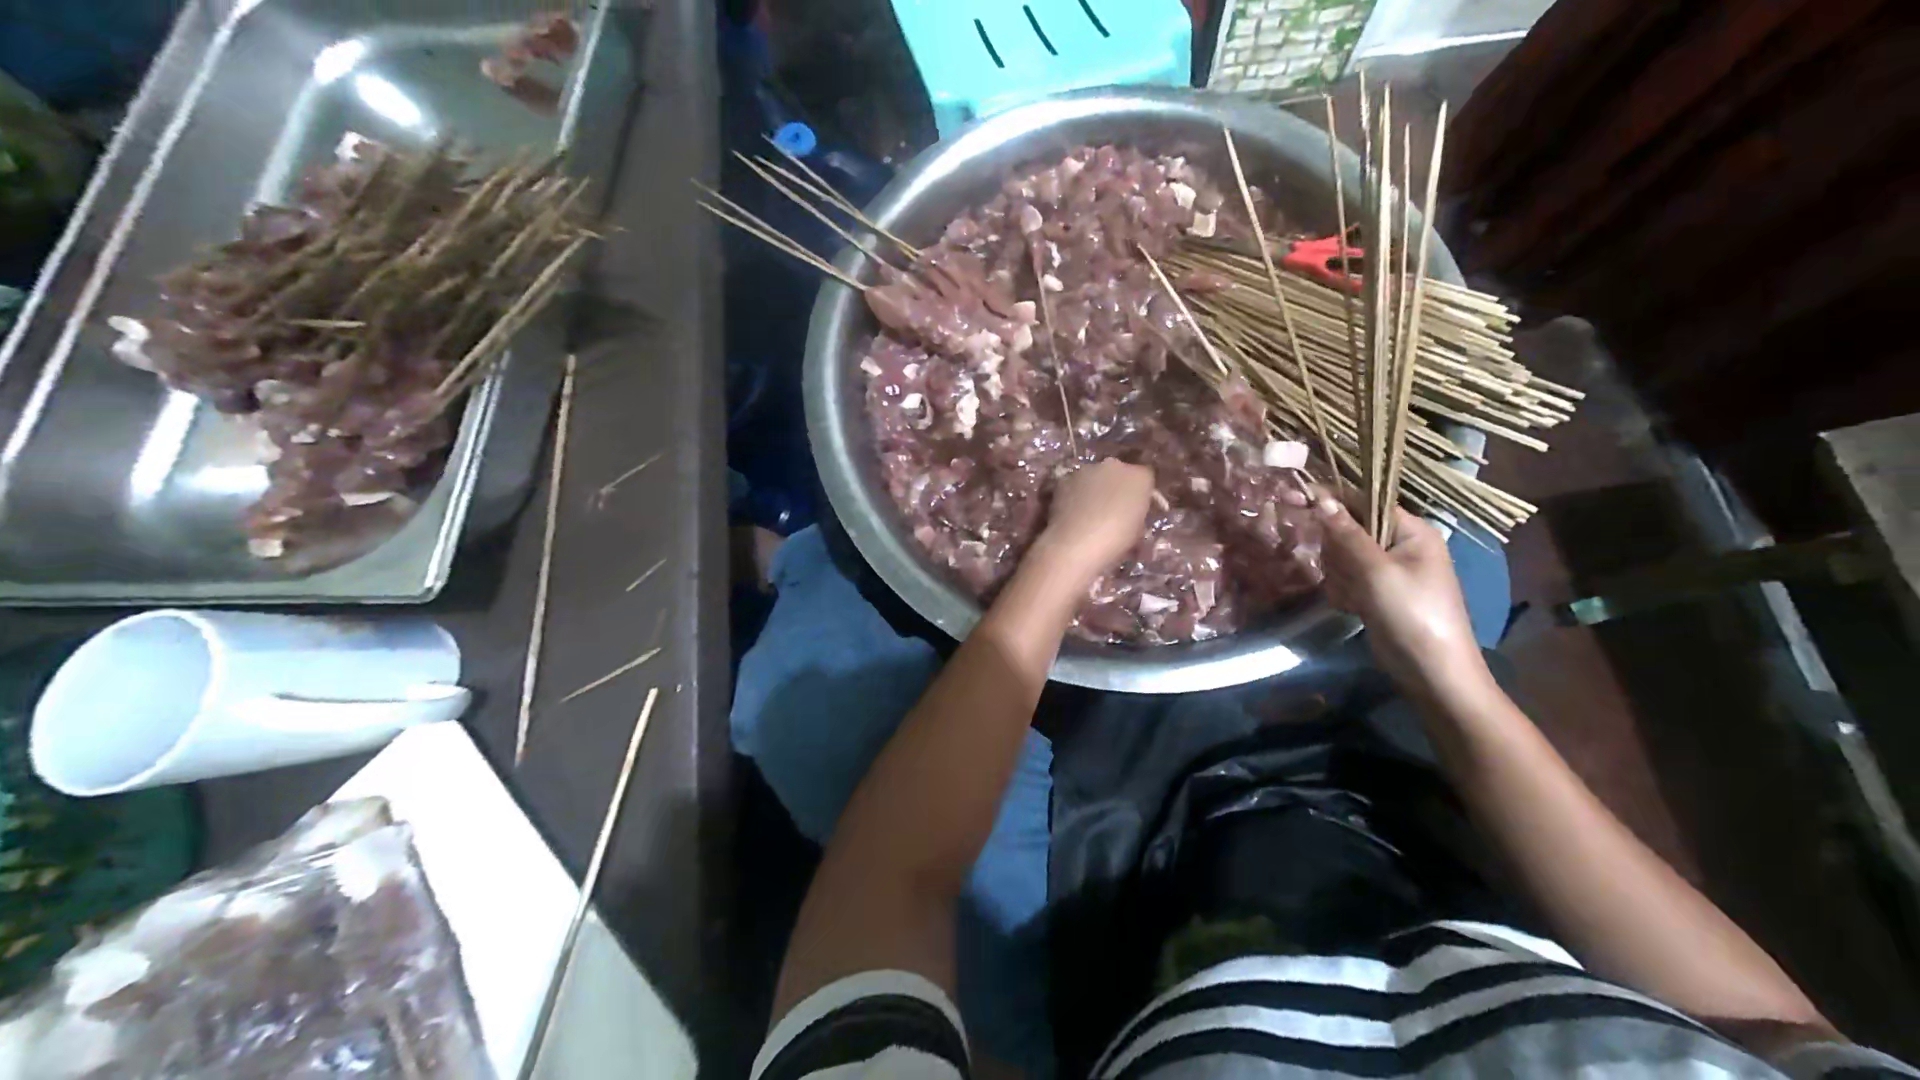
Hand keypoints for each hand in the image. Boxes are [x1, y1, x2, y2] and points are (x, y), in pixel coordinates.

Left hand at [1034, 459, 1154, 580]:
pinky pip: (1075, 484)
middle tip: (1112, 508)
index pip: (1145, 476)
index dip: (1140, 491)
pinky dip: (1075, 494)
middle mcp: (1114, 465)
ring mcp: (1087, 470)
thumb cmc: (1116, 541)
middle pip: (1118, 472)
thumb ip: (1136, 512)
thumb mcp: (1138, 530)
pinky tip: (1072, 513)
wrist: (1076, 544)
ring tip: (1089, 512)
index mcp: (1139, 477)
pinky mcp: (1065, 479)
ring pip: (1094, 476)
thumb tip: (1128, 512)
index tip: (1135, 506)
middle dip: (1116, 486)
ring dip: (1094, 488)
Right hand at [1316, 498, 1491, 699]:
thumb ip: (1346, 534)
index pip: (1365, 501)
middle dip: (1338, 553)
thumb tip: (1321, 498)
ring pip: (1341, 557)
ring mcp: (1387, 570)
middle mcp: (1400, 545)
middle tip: (1348, 574)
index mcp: (1411, 531)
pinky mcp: (1376, 592)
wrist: (1430, 670)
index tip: (1295, 498)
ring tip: (1354, 597)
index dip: (1331, 500)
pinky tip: (1353, 607)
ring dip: (1340, 576)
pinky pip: (1345, 579)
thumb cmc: (1411, 613)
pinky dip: (1343, 592)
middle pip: (1347, 530)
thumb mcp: (1376, 570)